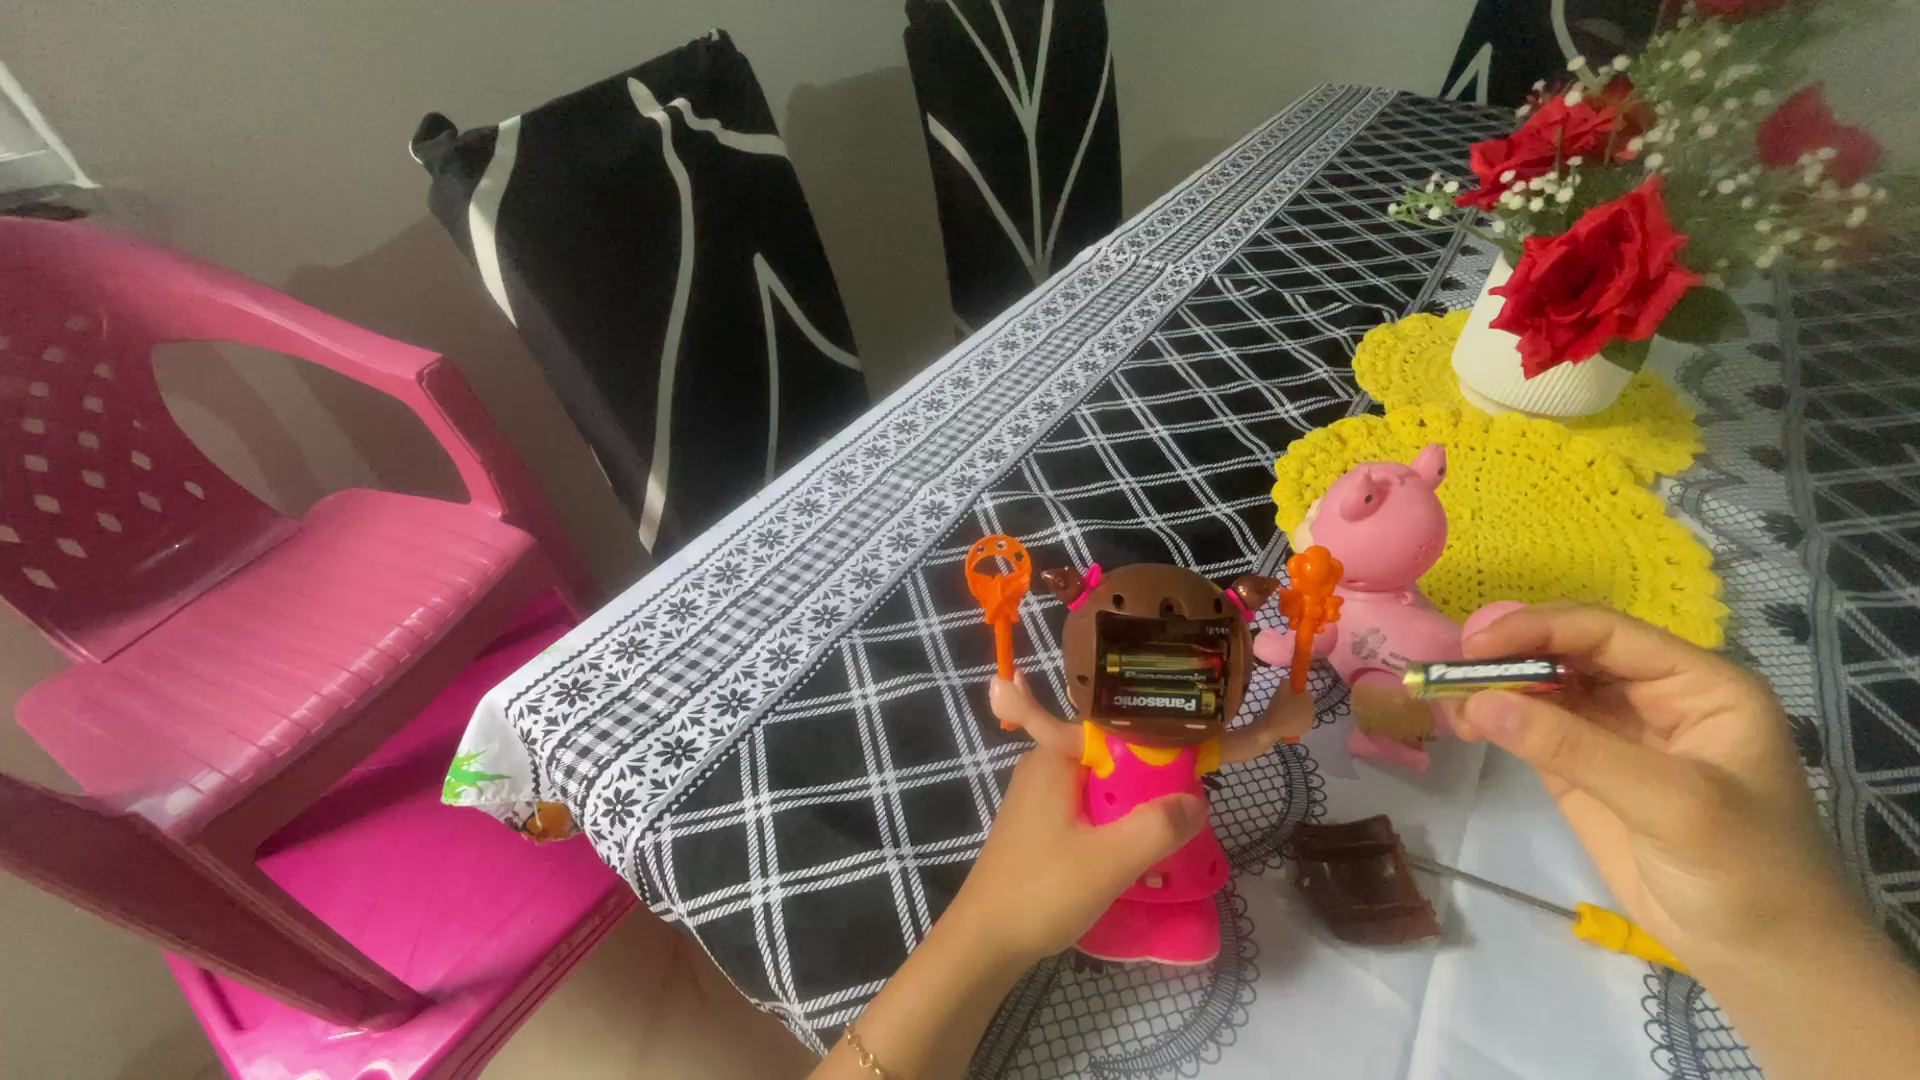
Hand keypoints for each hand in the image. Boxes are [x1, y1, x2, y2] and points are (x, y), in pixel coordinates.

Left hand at [943, 749, 1203, 965]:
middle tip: (1187, 811)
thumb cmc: (1042, 891)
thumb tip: (1198, 800)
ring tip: (1169, 834)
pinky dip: (1112, 825)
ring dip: (1132, 809)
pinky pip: (1087, 810)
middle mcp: (1044, 765)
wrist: (985, 940)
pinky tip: (1134, 851)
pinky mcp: (1039, 823)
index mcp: (1055, 756)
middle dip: (1148, 783)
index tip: (1193, 771)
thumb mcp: (1110, 860)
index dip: (1156, 746)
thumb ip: (1157, 827)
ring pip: (1101, 788)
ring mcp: (1039, 795)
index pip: (1116, 730)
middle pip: (1111, 760)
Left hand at [988, 671, 1044, 731]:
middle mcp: (993, 695)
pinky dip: (999, 703)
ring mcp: (993, 704)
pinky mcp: (995, 712)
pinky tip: (1007, 704)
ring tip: (1008, 697)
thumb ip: (1017, 674)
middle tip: (1008, 688)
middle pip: (992, 687)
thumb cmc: (1025, 697)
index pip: (994, 678)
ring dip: (998, 695)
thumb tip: (1015, 669)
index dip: (1000, 678)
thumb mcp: (1023, 683)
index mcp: (999, 686)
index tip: (1007, 679)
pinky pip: (995, 704)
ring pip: (993, 696)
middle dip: (998, 686)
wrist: (1028, 715)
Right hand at [1446, 604, 1852, 974]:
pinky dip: (1488, 716)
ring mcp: (1610, 728)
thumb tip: (1476, 702)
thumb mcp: (1669, 802)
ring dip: (1490, 685)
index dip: (1537, 629)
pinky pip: (1524, 722)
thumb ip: (1572, 748)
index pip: (1604, 632)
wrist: (1761, 956)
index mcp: (1696, 684)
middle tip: (1452, 670)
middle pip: (1563, 649)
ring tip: (1447, 702)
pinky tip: (1461, 724)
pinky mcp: (1576, 763)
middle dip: (1506, 654)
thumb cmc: (1746, 871)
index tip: (1475, 646)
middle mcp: (1650, 693)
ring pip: (1537, 683)